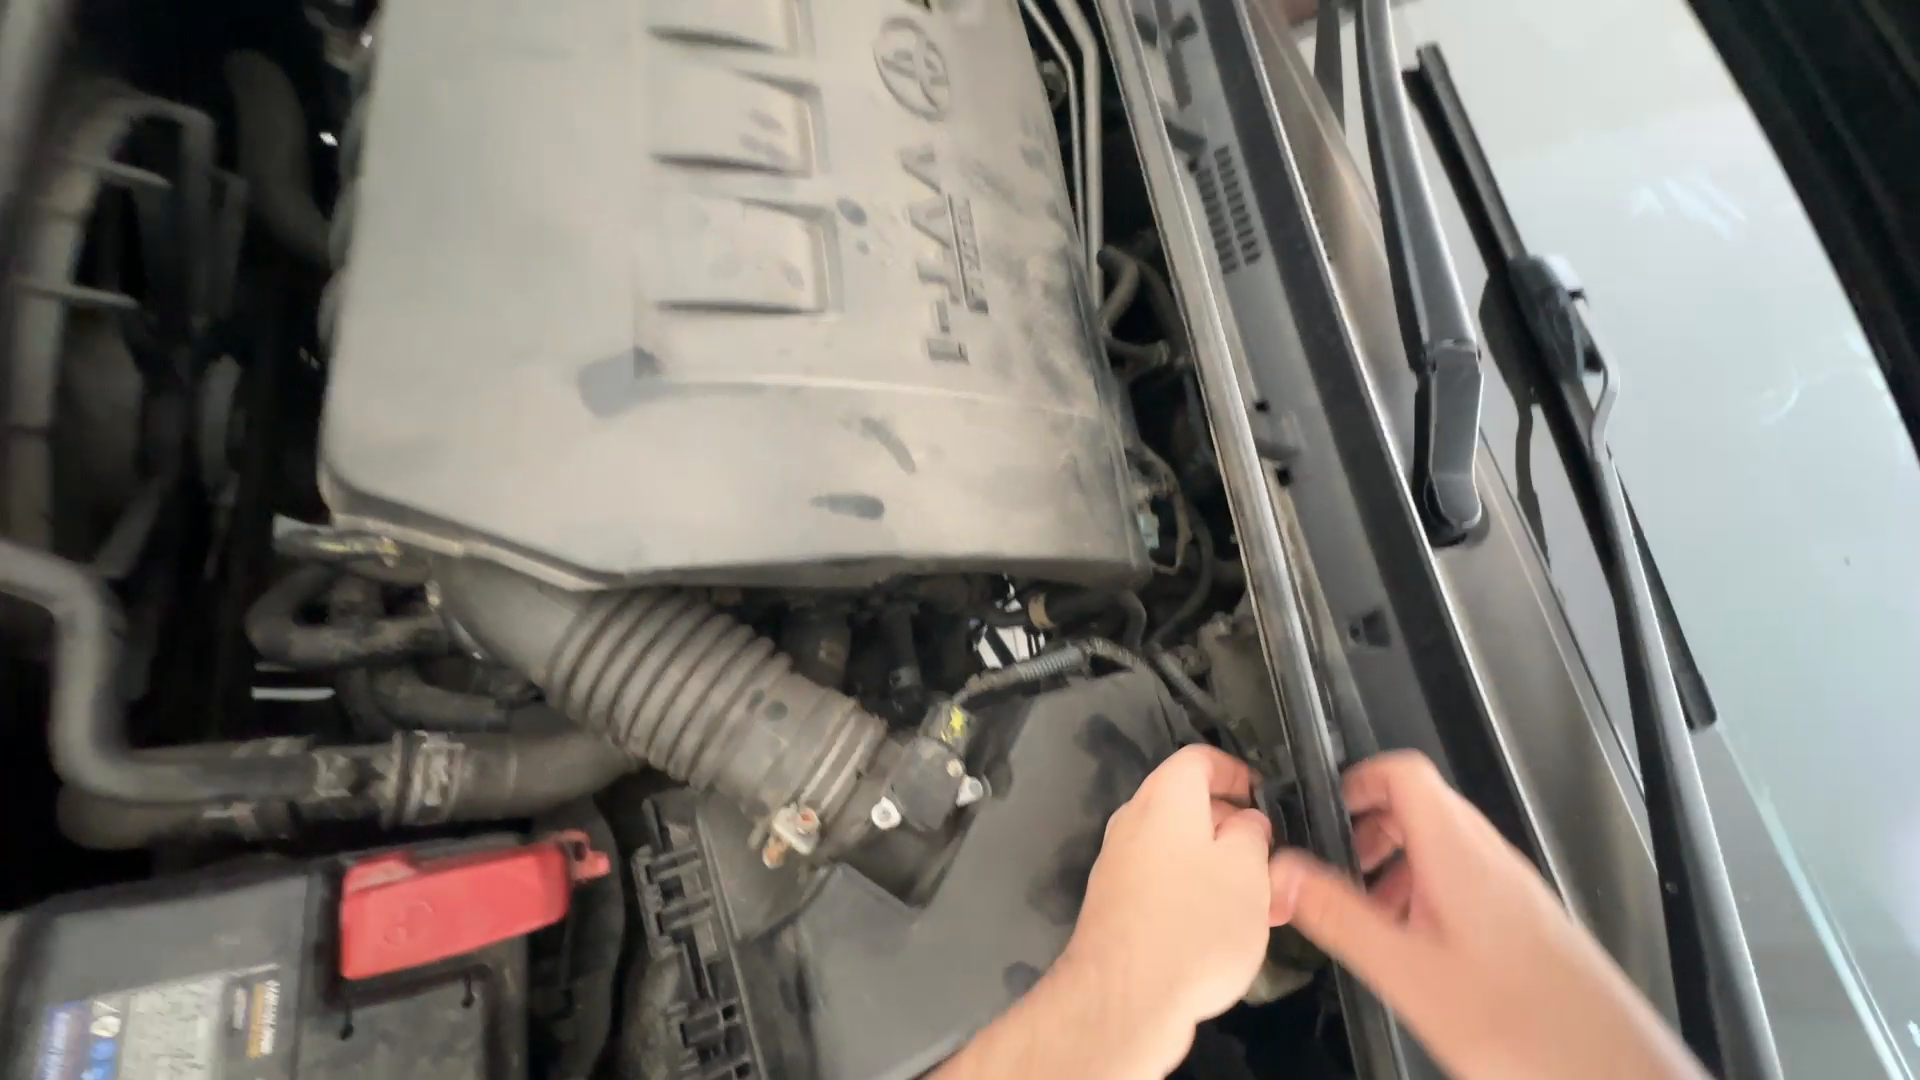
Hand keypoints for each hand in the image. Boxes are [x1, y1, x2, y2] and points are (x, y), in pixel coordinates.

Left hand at [1053, 743, 1276, 1073]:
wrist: (1124, 993)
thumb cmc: (1194, 921)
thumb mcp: (1247, 871)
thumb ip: (1252, 834)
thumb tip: (1247, 820)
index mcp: (1164, 796)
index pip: (1199, 758)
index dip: (1237, 772)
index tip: (1264, 797)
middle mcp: (1134, 818)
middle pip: (1188, 804)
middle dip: (1234, 828)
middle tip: (1272, 862)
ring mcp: (1120, 859)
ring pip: (1178, 846)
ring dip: (1219, 866)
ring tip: (1260, 906)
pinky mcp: (1116, 898)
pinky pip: (1162, 878)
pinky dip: (1194, 889)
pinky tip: (1222, 930)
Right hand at [1268, 751, 1705, 1079]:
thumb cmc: (1529, 1030)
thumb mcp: (1407, 973)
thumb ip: (1337, 916)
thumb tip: (1281, 873)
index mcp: (1459, 854)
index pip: (1405, 772)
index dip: (1358, 778)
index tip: (1327, 807)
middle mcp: (1490, 860)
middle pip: (1418, 805)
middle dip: (1368, 826)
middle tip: (1339, 862)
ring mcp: (1512, 889)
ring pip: (1441, 843)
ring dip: (1395, 861)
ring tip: (1370, 909)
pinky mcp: (1525, 921)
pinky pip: (1464, 879)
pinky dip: (1425, 892)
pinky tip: (1414, 945)